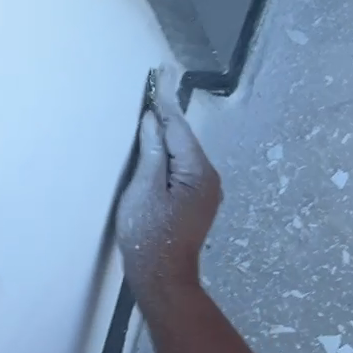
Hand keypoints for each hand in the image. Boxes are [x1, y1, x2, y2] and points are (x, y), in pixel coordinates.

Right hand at [116, 69, 221, 302]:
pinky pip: (181, 168)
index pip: (178, 128)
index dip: (165, 103)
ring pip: (182, 154)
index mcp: (198, 171)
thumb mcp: (144, 189)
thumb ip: (151, 152)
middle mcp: (209, 177)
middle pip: (182, 139)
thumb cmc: (148, 234)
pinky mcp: (196, 202)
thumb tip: (153, 120)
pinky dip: (167, 156)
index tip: (160, 75)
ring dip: (165, 137)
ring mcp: (205, 191)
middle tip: (152, 90)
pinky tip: (155, 150)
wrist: (162, 277)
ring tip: (150, 114)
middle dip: (165, 118)